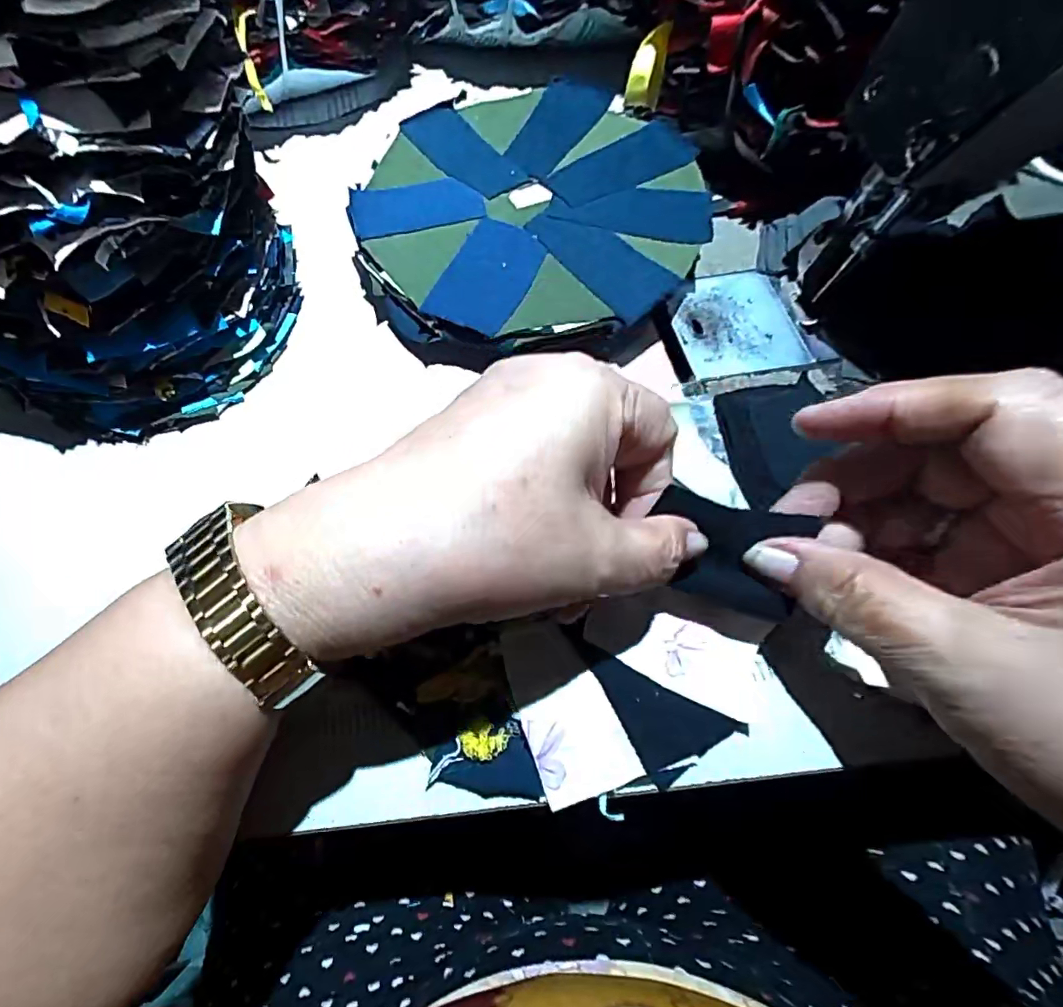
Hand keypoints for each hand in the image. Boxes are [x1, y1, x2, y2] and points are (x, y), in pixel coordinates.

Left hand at [234, 354, 701, 660]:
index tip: (617, 545)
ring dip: (569, 521)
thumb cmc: (505, 545)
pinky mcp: (457, 420)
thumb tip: (687, 540)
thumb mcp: (599, 560)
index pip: (661, 435)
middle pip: (609, 447)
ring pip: (563, 460)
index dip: (652, 498)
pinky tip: (503, 551)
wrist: (375, 550)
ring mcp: (492, 392)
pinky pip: (519, 457)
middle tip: (580, 574)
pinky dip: (528, 504)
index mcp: (591, 387)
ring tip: (542, 577)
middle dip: (606, 517)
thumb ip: (661, 551)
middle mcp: (543, 373)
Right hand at [747, 370, 1062, 971]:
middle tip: (795, 519)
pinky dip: (914, 556)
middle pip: (979, 450)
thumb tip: (762, 553)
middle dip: (876, 477)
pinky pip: (981, 542)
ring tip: (818, 558)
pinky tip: (863, 578)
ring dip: (887, 519)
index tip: (807, 428)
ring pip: (972, 495)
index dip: (895, 406)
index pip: (1006, 408)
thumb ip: (855, 596)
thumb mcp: (966, 668)